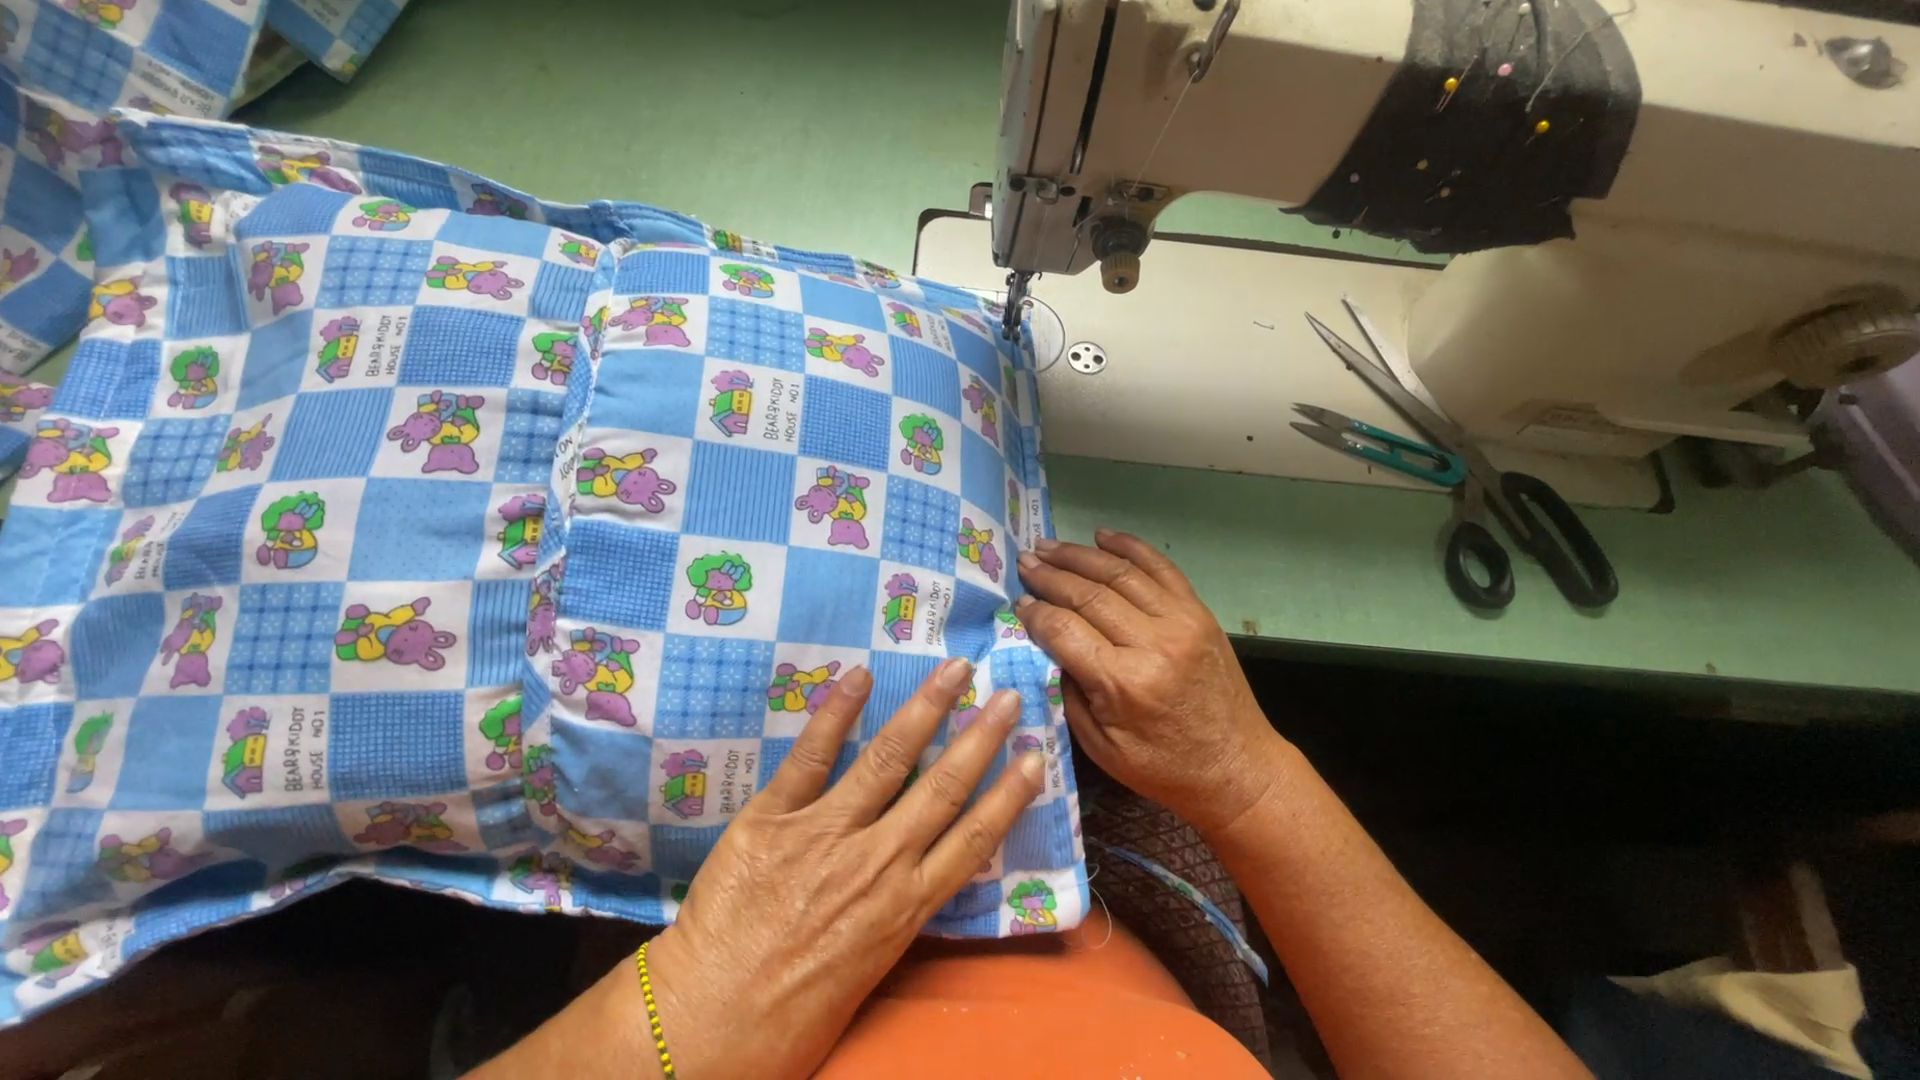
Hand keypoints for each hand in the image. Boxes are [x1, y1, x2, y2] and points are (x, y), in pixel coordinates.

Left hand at [644, 659, 1044, 1079]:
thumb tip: (921, 868)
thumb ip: (898, 910)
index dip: (1010, 795)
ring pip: (888, 759)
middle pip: (943, 787)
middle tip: (1009, 695)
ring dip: (926, 709)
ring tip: (955, 671)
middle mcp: (877, 862)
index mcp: (906, 906)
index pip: (974, 838)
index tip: (1036, 757)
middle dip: (981, 737)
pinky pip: (810, 759)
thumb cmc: (794, 1013)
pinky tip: (859, 676)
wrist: (710, 1024)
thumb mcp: (871, 967)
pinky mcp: (772, 820)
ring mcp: (824, 835)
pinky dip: (835, 714)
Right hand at [1016, 530, 1282, 833]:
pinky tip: (1103, 536)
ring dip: (1080, 555)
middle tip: (1024, 561)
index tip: (1017, 602)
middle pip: (1088, 594)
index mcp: (1123, 682)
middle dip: (1050, 575)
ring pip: (1120, 573)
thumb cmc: (1163, 767)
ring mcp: (1181, 621)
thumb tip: (1045, 646)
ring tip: (1049, 545)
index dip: (1035, 612)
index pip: (1064, 629)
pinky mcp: (1199, 613)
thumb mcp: (1101, 747)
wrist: (1237, 768)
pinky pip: (1161, 568)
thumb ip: (1068, 694)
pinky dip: (1130, 547)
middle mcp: (1152, 642)